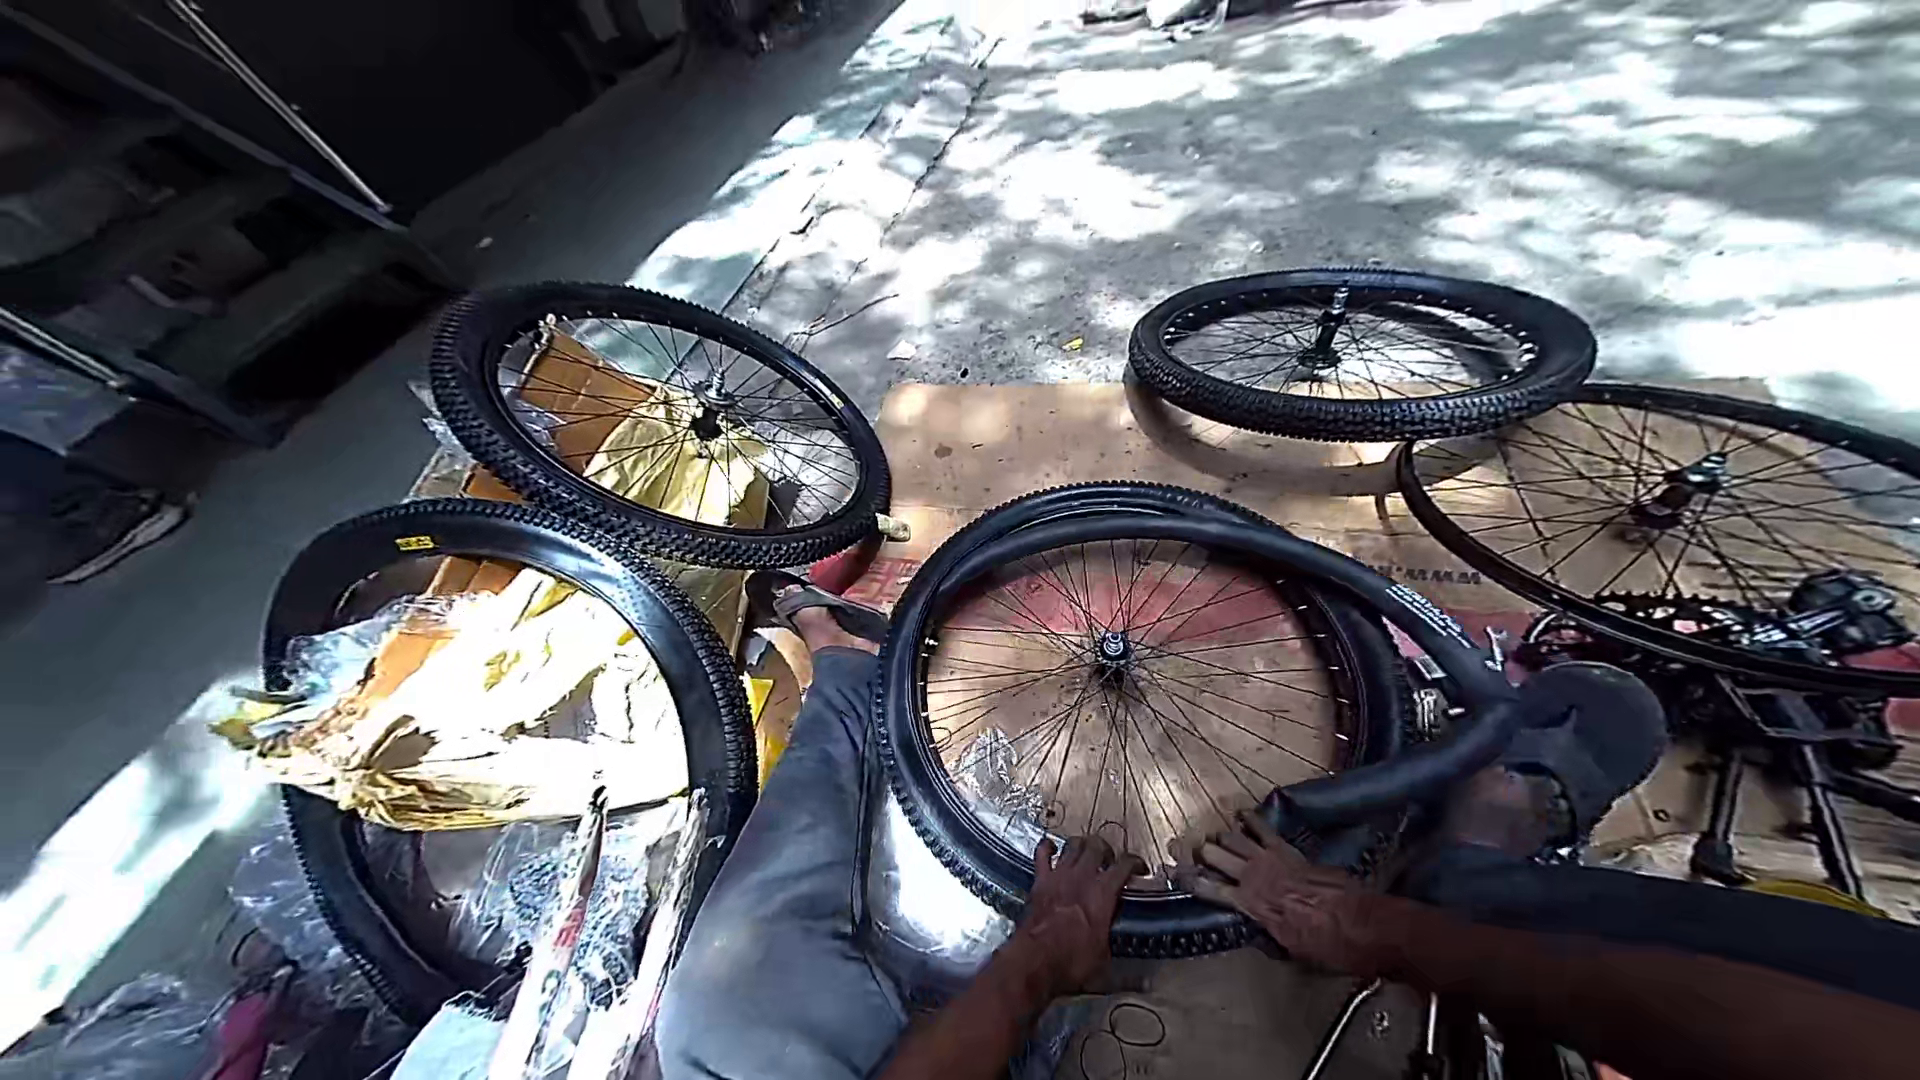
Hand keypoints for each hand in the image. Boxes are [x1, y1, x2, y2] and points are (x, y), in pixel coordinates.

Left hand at [1007, 835, 1140, 998]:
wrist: (1036, 958)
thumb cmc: (1073, 961)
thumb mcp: (1104, 958)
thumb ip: (1116, 945)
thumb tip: (1136, 965)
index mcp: (1103, 892)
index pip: (1124, 866)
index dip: (1134, 862)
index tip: (1139, 868)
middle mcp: (1082, 876)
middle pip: (1096, 846)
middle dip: (1106, 850)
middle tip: (1109, 861)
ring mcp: (1059, 874)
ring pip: (1073, 845)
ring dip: (1082, 845)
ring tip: (1086, 853)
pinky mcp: (1041, 878)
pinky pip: (1042, 852)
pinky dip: (1048, 847)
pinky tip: (1052, 848)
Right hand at [1185, 811, 1397, 975]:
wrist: (1363, 924)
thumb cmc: (1328, 946)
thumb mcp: (1291, 950)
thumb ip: (1267, 932)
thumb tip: (1256, 926)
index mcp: (1250, 905)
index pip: (1210, 889)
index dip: (1189, 880)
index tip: (1172, 873)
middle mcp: (1253, 877)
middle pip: (1215, 857)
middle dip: (1199, 853)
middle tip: (1188, 850)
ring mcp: (1270, 859)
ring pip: (1233, 839)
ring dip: (1221, 839)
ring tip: (1213, 839)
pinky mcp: (1288, 850)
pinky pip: (1262, 829)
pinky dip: (1249, 821)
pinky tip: (1241, 815)